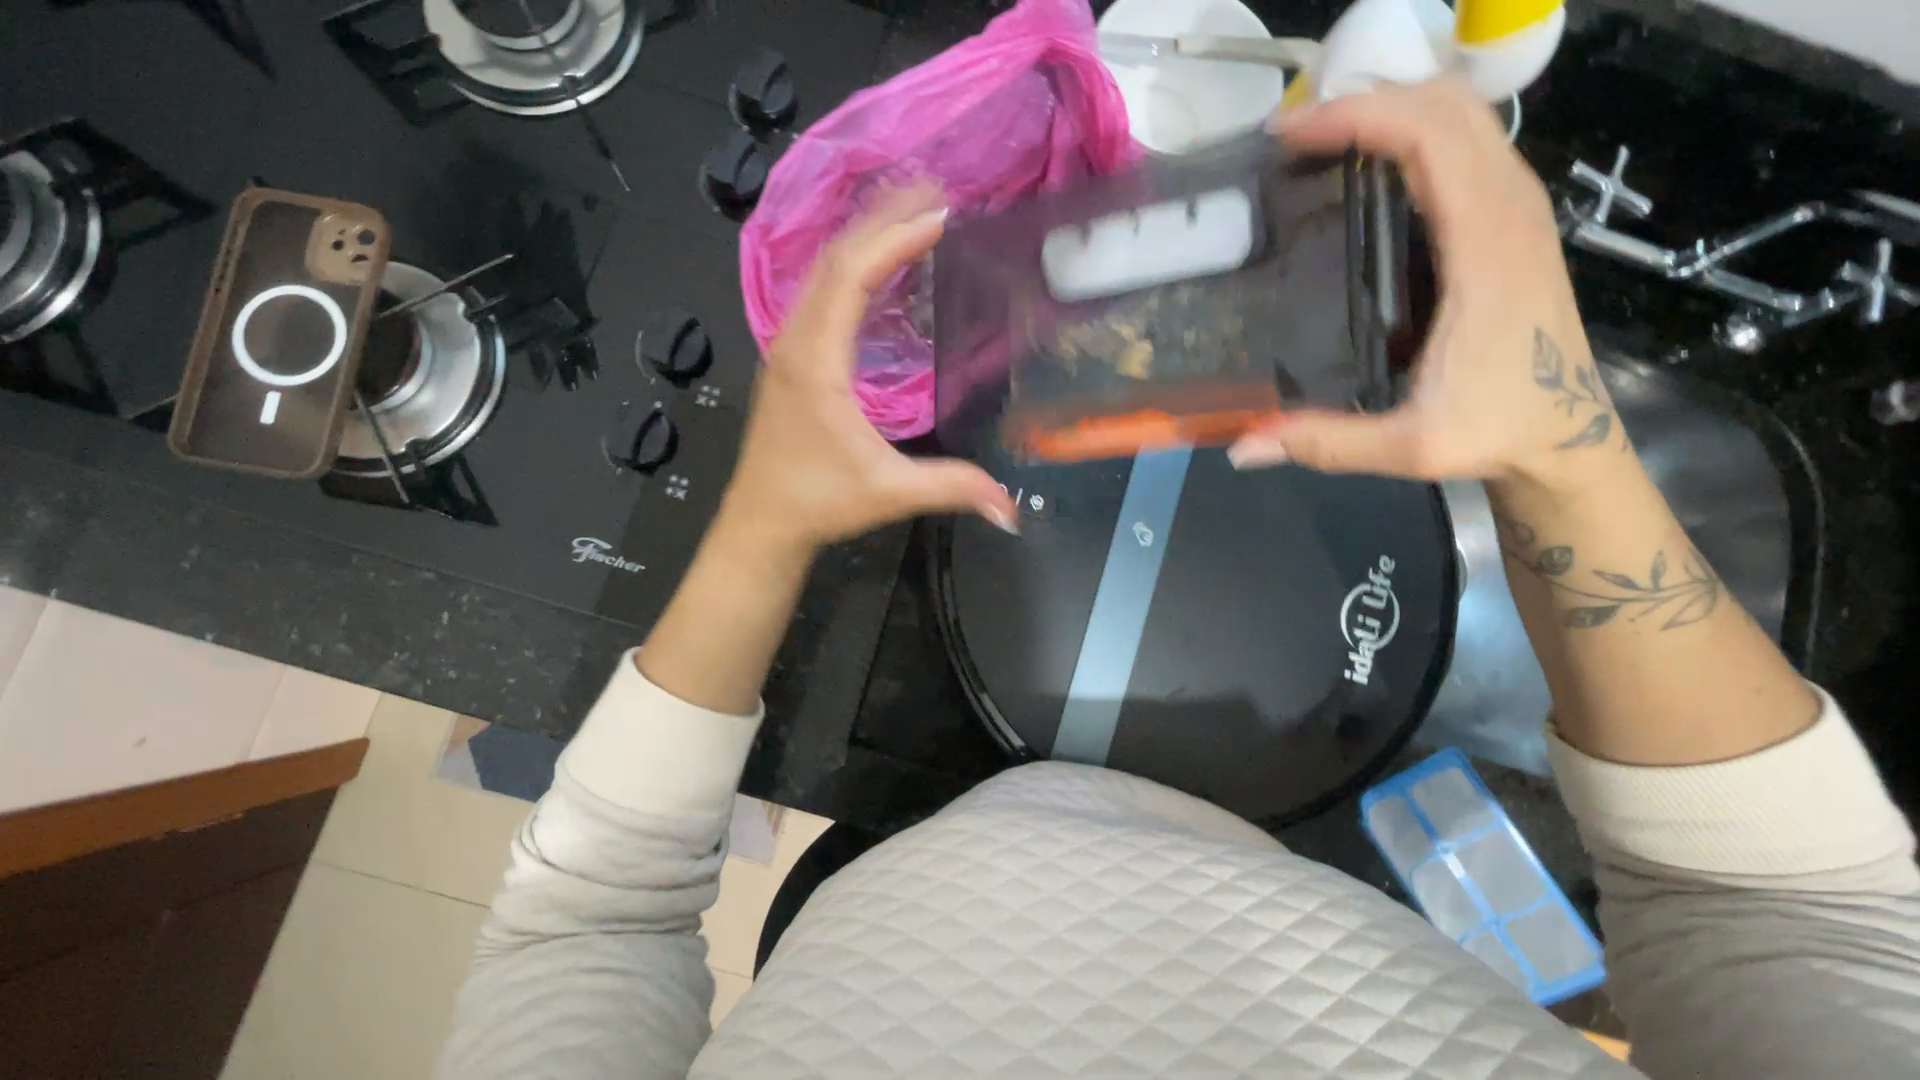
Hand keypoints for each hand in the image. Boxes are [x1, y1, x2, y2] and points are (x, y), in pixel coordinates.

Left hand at [717, 183, 1017, 557]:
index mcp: (816, 362)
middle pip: (835, 259)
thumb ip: (952, 489)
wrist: (760, 523)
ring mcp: (788, 346)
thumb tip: (1012, 511)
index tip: (940, 213)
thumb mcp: (889, 492)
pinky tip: (878, 262)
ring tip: (911, 209)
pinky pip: (819, 292)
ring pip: (822, 271)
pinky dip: (852, 265)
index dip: (894, 239)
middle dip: (883, 219)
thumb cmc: (818, 503)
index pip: (852, 278)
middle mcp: (795, 341)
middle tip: (933, 188)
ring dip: (865, 235)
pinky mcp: (790, 358)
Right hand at [1229, 79, 1621, 489]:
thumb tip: (1242, 448)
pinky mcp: (1514, 218)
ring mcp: (1518, 208)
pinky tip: (1368, 168)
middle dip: (1368, 100)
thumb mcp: (1409, 446)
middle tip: (1294, 135)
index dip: (1358, 116)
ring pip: (1463, 115)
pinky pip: (1468, 143)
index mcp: (1486, 248)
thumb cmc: (1499, 429)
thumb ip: (1326, 443)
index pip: (1430, 137)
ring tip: (1321, 143)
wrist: (1569, 433)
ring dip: (1392, 110)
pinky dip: (1415, 132)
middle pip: (1448, 104)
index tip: (1289, 133)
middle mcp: (1511, 209)